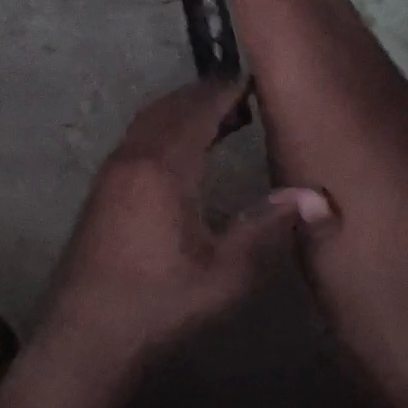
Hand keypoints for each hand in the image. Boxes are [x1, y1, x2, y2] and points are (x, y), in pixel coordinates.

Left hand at [47, 80, 333, 352]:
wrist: (89, 327)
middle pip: (169, 108)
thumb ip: (267, 227)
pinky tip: (181, 149)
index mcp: (161, 168)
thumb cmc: (161, 300)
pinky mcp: (103, 185)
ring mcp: (112, 169)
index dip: (223, 93)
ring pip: (148, 120)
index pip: (195, 112)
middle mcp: (132, 156)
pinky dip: (162, 126)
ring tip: (219, 118)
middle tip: (241, 96)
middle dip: (203, 96)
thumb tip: (318, 198)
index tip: (250, 80)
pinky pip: (137, 137)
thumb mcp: (224, 273)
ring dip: (180, 110)